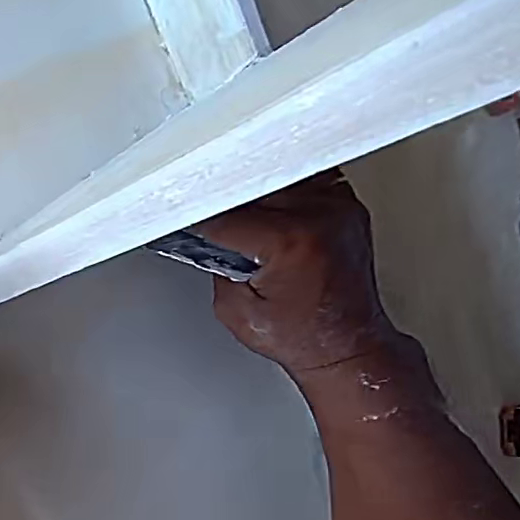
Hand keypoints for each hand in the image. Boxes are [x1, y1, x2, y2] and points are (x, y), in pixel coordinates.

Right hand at [196, 172, 399, 374]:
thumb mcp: (232, 306)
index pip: (223, 214)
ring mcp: (339, 207)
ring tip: (231, 213)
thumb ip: (214, 264)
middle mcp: (322, 215)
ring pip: (278, 175)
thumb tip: (201, 237)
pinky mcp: (346, 207)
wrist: (344, 344)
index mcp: (291, 239)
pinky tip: (263, 205)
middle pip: (252, 186)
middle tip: (199, 217)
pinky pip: (304, 180)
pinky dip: (278, 190)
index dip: (190, 218)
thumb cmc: (299, 334)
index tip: (173, 216)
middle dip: (220, 203)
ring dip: (250, 193)